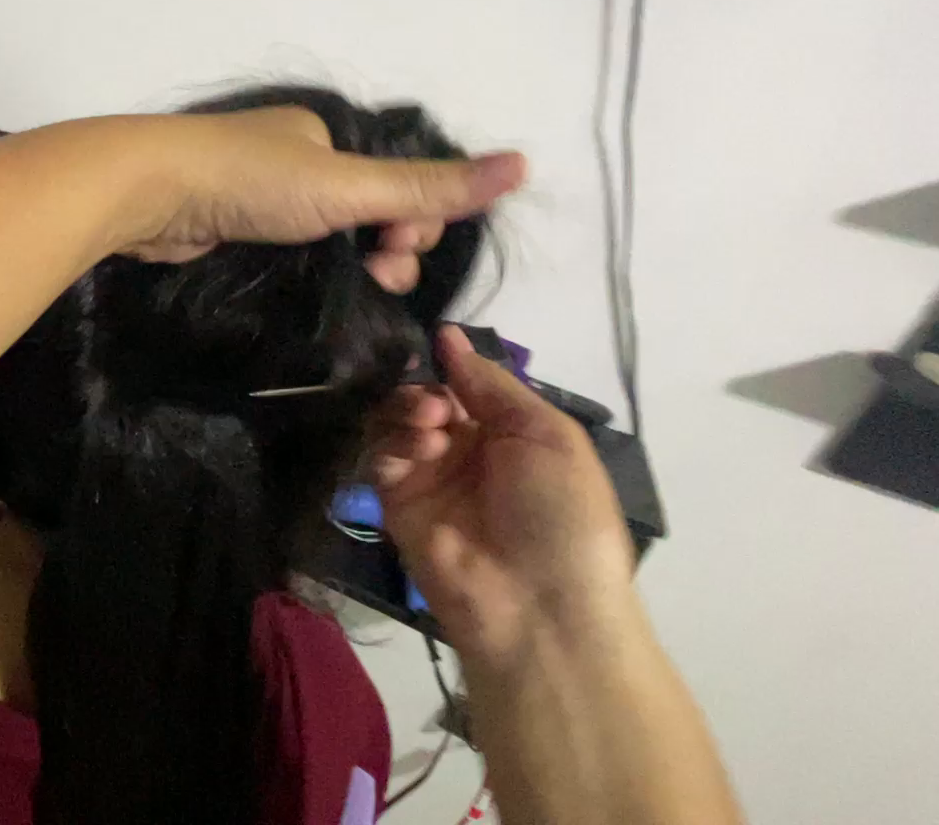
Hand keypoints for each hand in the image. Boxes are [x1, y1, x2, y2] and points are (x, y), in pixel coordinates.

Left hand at [119, 107, 524, 293]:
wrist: (151, 192)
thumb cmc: (252, 181)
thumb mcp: (346, 186)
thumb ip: (426, 185)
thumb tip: (524, 164)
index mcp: (325, 138)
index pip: (394, 185)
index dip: (411, 222)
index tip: (398, 250)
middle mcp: (294, 160)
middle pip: (362, 213)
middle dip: (384, 246)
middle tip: (378, 271)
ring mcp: (257, 195)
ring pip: (324, 237)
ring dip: (350, 263)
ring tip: (359, 285)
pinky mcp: (228, 226)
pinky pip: (285, 250)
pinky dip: (305, 269)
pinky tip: (311, 289)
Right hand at [369, 327, 638, 665]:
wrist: (537, 604)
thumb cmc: (561, 513)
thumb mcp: (547, 435)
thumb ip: (491, 383)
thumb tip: (447, 334)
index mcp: (508, 434)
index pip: (464, 385)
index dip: (448, 365)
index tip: (432, 341)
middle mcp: (464, 451)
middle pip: (423, 398)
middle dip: (424, 391)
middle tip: (435, 406)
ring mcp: (427, 477)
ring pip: (394, 422)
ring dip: (406, 412)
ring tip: (430, 428)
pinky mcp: (394, 502)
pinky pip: (377, 456)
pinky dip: (389, 443)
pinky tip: (416, 451)